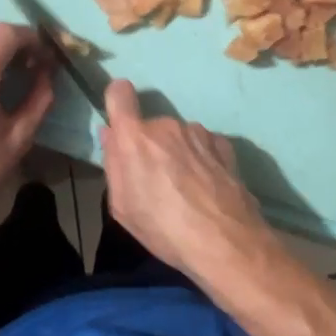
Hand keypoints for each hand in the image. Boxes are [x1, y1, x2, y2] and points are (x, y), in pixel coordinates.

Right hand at [99, 79, 271, 279]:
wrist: (224, 242)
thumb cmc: (163, 228)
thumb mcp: (123, 206)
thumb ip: (113, 164)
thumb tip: (110, 134)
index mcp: (135, 137)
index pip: (119, 94)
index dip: (117, 102)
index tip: (121, 122)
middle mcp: (167, 125)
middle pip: (151, 126)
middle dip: (151, 146)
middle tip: (157, 181)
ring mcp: (198, 132)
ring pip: (179, 136)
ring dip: (178, 153)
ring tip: (187, 189)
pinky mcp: (224, 144)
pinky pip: (203, 144)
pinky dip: (202, 159)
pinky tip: (208, 187)